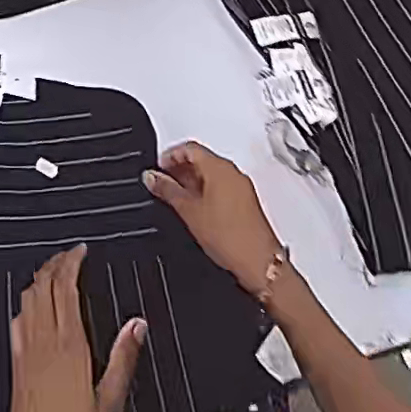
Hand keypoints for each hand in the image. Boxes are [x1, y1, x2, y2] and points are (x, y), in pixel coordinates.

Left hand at [0, 245, 146, 411]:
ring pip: (27, 298)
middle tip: (69, 255)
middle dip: (55, 263)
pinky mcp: (15, 366)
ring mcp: (25, 352)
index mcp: (68, 346)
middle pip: (42, 285)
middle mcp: (42, 342)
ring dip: (39, 278)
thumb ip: (123, 359)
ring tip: (53, 272)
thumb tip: (137, 324)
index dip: (71, 262)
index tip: (81, 250)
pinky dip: (27, 302)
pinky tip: (32, 308)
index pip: (64, 286)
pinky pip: (17, 320)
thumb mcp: (111, 405)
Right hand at [142, 141, 283, 293]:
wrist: (259, 263)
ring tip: (175, 196)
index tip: (158, 167)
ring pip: (211, 173)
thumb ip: (167, 190)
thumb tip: (152, 177)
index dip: (170, 155)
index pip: (190, 148)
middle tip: (162, 180)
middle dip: (180, 167)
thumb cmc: (230, 237)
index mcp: (219, 167)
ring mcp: (241, 187)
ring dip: (191, 180)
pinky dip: (204, 191)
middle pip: (201, 158)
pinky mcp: (245, 202)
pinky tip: (194, 208)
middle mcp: (233, 173)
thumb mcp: (188, 211)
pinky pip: (221, 187)